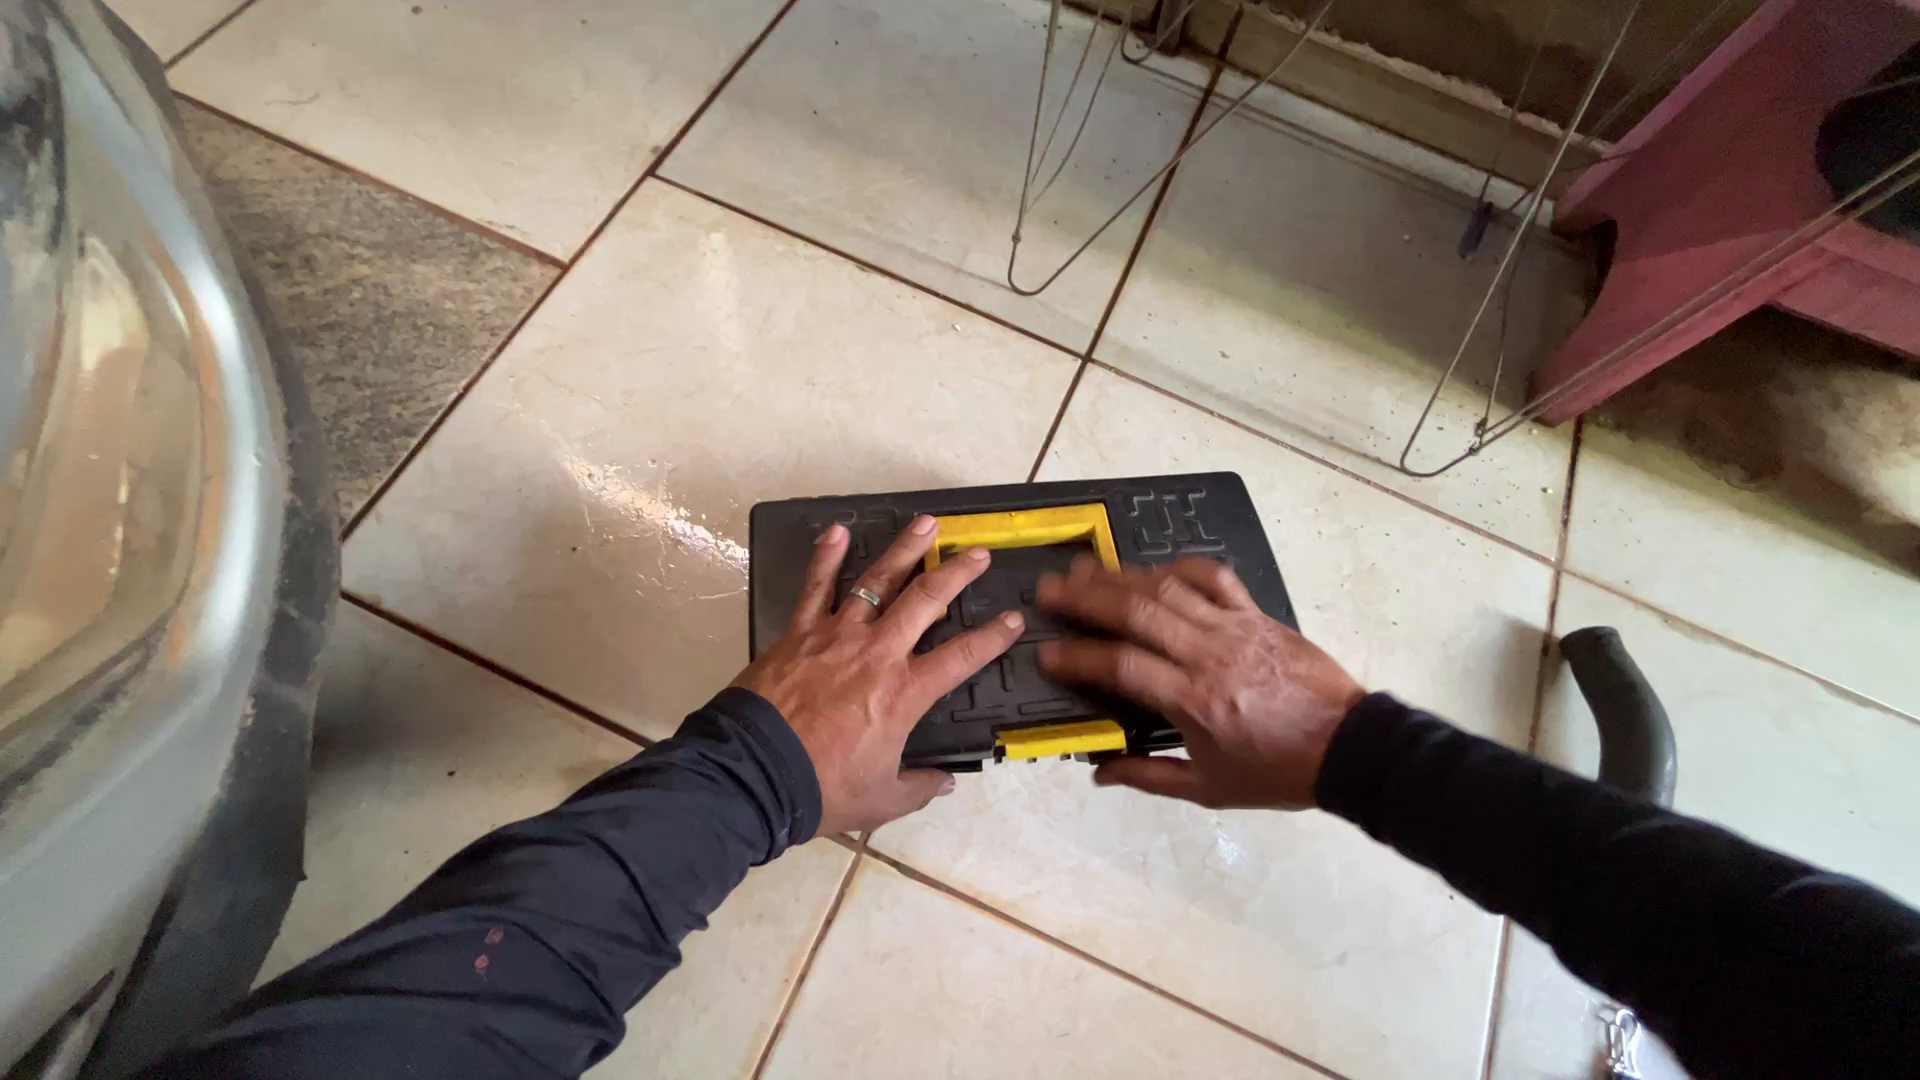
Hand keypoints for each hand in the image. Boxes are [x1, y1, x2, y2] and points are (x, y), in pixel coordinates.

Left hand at [733, 515, 1023, 834]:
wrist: (753, 774)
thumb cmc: (822, 787)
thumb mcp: (881, 799)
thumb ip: (919, 786)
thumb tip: (945, 780)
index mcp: (904, 692)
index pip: (962, 656)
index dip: (993, 637)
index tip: (1013, 619)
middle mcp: (878, 652)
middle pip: (926, 601)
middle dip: (956, 573)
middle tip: (978, 553)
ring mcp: (837, 635)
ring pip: (878, 581)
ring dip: (905, 551)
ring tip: (926, 525)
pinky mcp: (800, 632)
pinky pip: (816, 587)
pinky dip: (827, 558)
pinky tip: (838, 531)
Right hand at [1036, 556, 1365, 809]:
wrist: (1349, 748)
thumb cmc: (1275, 770)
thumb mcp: (1209, 788)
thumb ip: (1149, 777)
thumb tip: (1099, 772)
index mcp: (1193, 700)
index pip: (1121, 666)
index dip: (1078, 656)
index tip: (1047, 653)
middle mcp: (1208, 654)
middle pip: (1136, 612)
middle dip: (1086, 597)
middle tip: (1050, 588)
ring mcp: (1234, 627)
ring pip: (1168, 588)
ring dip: (1121, 575)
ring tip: (1085, 569)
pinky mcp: (1256, 614)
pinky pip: (1214, 577)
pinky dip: (1181, 567)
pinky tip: (1155, 568)